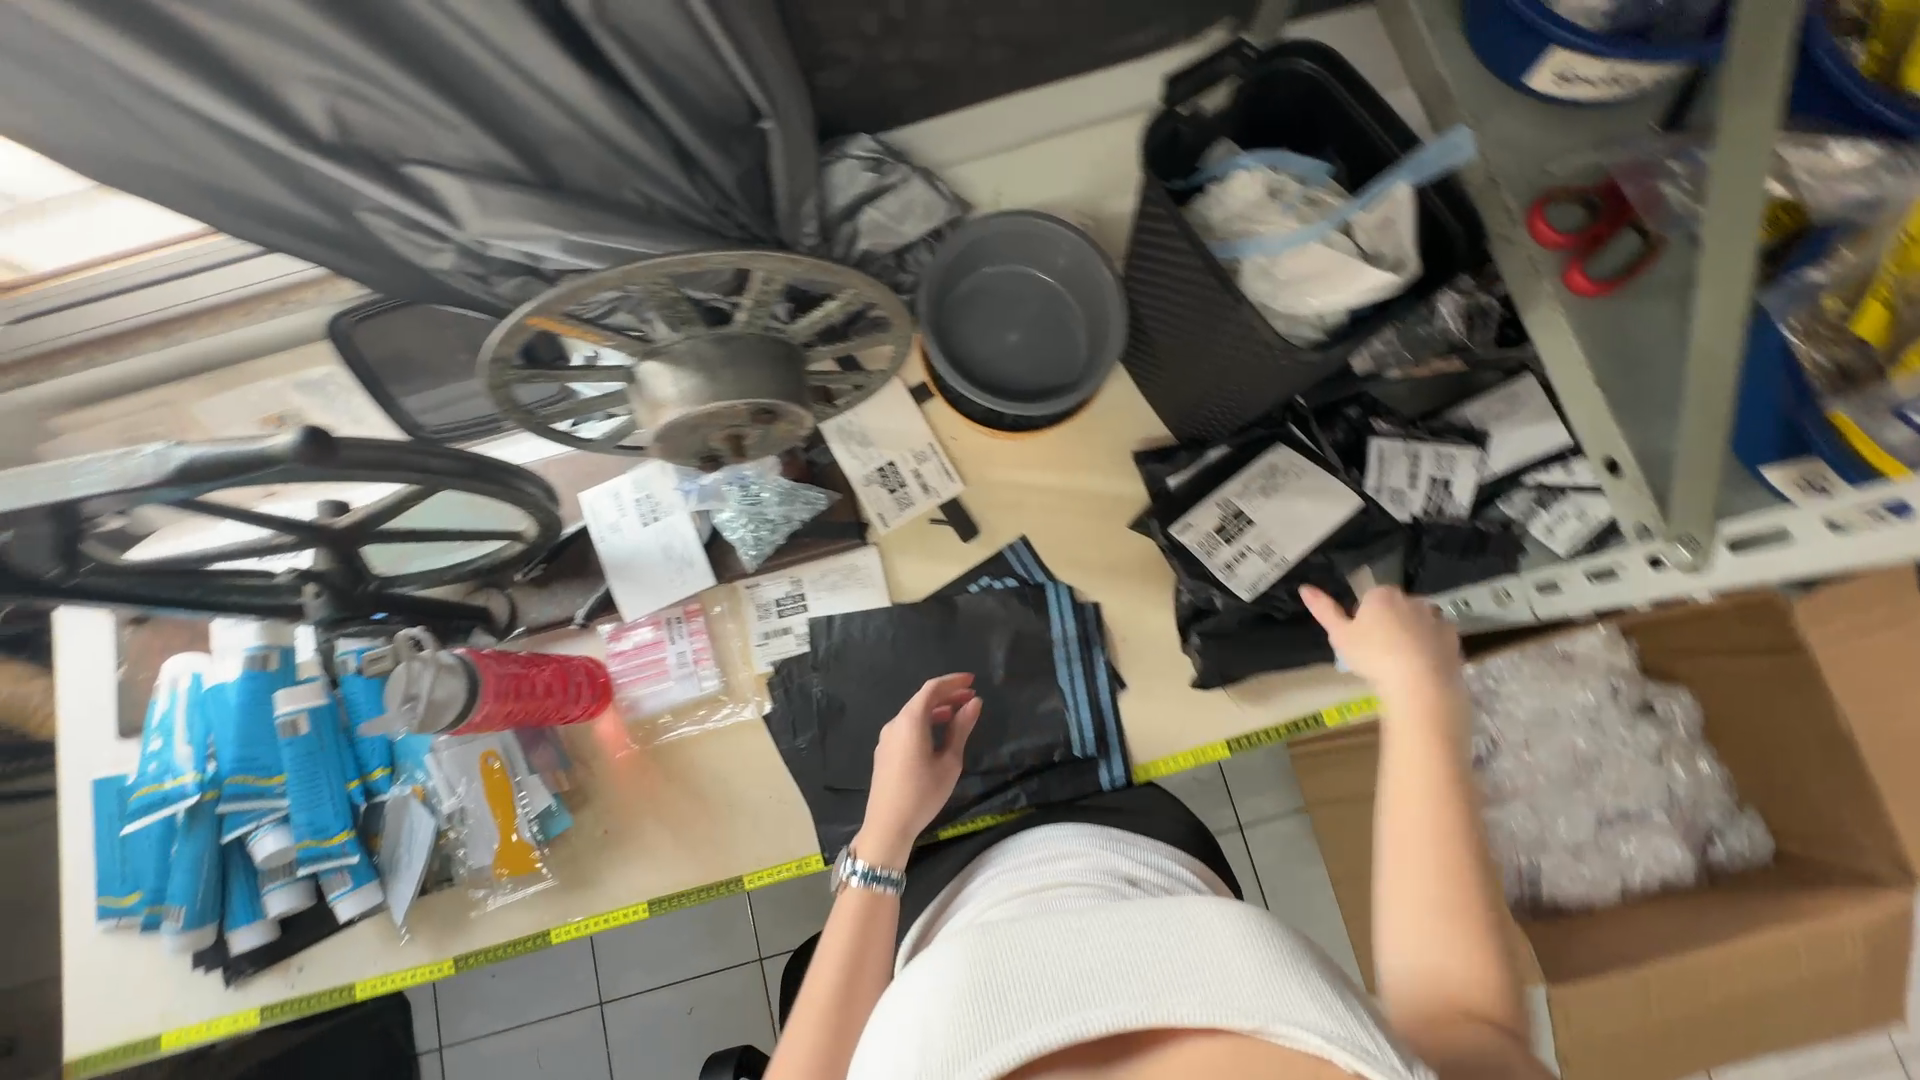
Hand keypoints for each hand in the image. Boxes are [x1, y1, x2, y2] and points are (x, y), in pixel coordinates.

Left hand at [856, 673, 981, 864]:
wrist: (888, 826)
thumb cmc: (923, 793)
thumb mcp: (949, 761)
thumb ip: (961, 728)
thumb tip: (974, 703)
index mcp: (910, 721)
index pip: (932, 689)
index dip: (953, 682)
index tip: (973, 681)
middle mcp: (895, 723)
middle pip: (922, 699)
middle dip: (947, 695)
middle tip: (971, 698)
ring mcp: (886, 738)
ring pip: (913, 713)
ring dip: (936, 709)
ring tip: (958, 714)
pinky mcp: (884, 751)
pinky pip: (906, 726)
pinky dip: (924, 722)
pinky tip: (938, 733)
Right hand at [1299, 585, 1462, 701]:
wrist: (1420, 684)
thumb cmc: (1373, 656)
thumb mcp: (1339, 635)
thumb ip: (1323, 610)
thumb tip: (1303, 587)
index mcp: (1381, 594)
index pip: (1369, 598)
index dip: (1362, 617)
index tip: (1359, 638)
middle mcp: (1411, 599)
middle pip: (1395, 607)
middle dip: (1388, 622)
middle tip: (1377, 651)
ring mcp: (1435, 617)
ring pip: (1417, 621)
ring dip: (1410, 634)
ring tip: (1400, 662)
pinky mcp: (1453, 638)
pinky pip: (1436, 638)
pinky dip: (1429, 647)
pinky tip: (1420, 666)